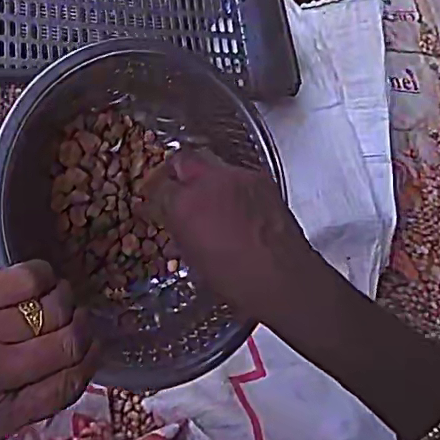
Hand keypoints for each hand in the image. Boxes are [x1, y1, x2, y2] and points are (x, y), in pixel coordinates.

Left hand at [0, 261, 96, 439]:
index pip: (66, 387)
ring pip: (54, 308)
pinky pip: (30, 277)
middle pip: (67, 344)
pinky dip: (47, 276)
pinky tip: (42, 282)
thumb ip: (27, 405)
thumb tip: (76, 368)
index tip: (95, 347)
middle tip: (82, 321)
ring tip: (60, 301)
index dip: (90, 363)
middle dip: (85, 330)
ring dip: (67, 301)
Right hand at [141, 148, 330, 324]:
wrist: (284, 278)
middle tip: (177, 191)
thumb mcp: (193, 258)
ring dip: (206, 179)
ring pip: (212, 165)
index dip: (155, 196)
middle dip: (176, 173)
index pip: (158, 187)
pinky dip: (231, 187)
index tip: (155, 204)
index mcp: (184, 204)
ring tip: (210, 201)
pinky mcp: (261, 179)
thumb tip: (177, 221)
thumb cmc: (235, 279)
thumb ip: (180, 229)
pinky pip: (237, 175)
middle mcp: (209, 181)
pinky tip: (236, 207)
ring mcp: (237, 176)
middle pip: (182, 160)